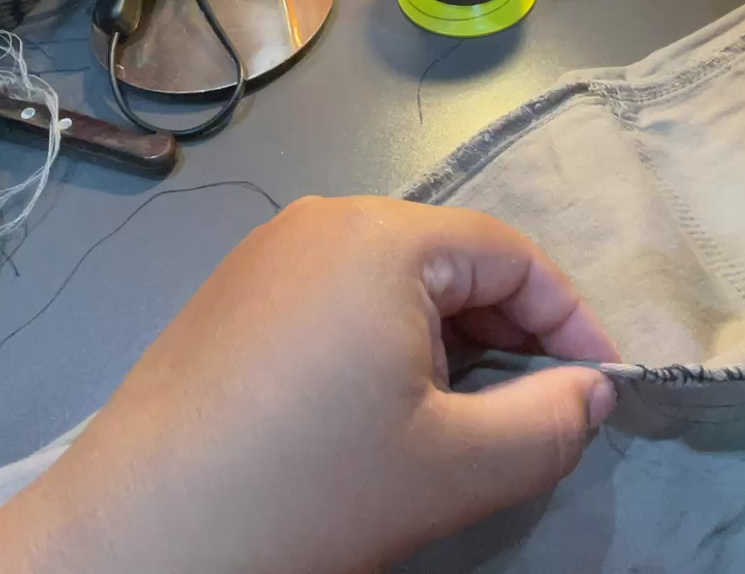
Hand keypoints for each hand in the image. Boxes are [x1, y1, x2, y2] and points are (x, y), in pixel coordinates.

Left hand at [0, 197, 620, 573]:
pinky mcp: (239, 285)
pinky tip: (377, 393)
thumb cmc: (310, 483)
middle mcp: (324, 216)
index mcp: (382, 233)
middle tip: (531, 401)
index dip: (568, 314)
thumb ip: (550, 421)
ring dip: (444, 332)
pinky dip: (383, 331)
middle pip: (448, 256)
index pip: (507, 250)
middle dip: (504, 326)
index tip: (602, 381)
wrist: (142, 528)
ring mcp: (272, 247)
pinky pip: (339, 288)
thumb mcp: (455, 464)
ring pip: (392, 274)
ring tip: (458, 405)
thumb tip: (594, 388)